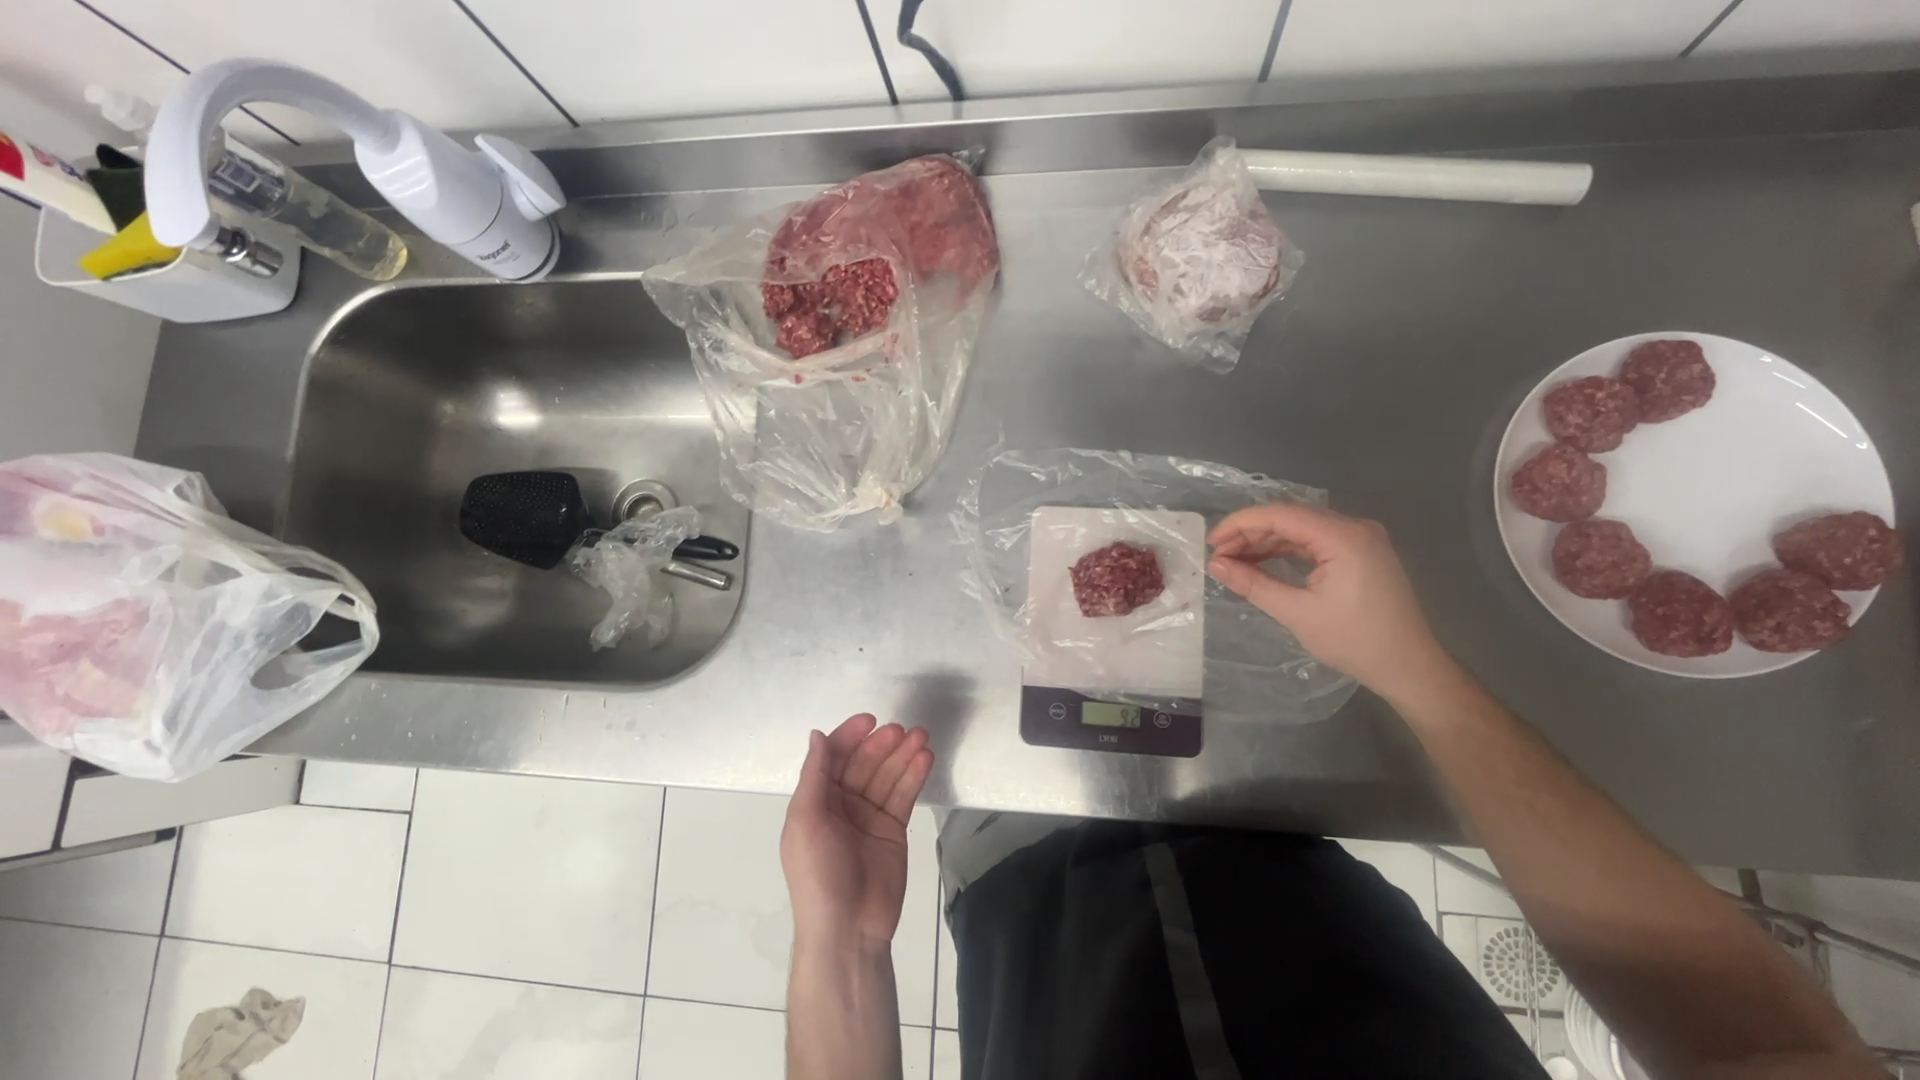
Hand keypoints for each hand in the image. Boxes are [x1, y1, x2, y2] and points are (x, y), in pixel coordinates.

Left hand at [781, 714, 933, 951]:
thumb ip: (814, 776)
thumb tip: (817, 735)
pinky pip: (903, 795)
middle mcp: (841, 804)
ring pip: (886, 776)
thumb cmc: (817, 875)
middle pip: (863, 763)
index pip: (833, 758)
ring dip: (902, 755)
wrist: (847, 930)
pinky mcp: (893, 830)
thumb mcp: (805, 823)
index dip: (850, 737)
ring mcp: (868, 817)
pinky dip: (914, 776)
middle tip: (902, 731)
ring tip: (921, 737)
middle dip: (881, 745)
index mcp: (815, 801)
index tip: (871, 720)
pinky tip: (926, 759)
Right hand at [1206, 503, 1455, 701]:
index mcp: (1344, 537)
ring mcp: (1361, 539)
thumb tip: (1216, 565)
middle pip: (1291, 517)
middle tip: (1218, 555)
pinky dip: (1287, 550)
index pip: (1281, 515)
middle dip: (1251, 533)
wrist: (1408, 666)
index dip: (1241, 524)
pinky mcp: (1361, 553)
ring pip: (1302, 529)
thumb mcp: (1297, 613)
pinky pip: (1316, 542)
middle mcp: (1354, 528)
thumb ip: (1254, 584)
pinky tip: (1263, 562)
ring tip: (1234, 560)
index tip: (1211, 542)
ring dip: (1267, 542)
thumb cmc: (1355, 641)